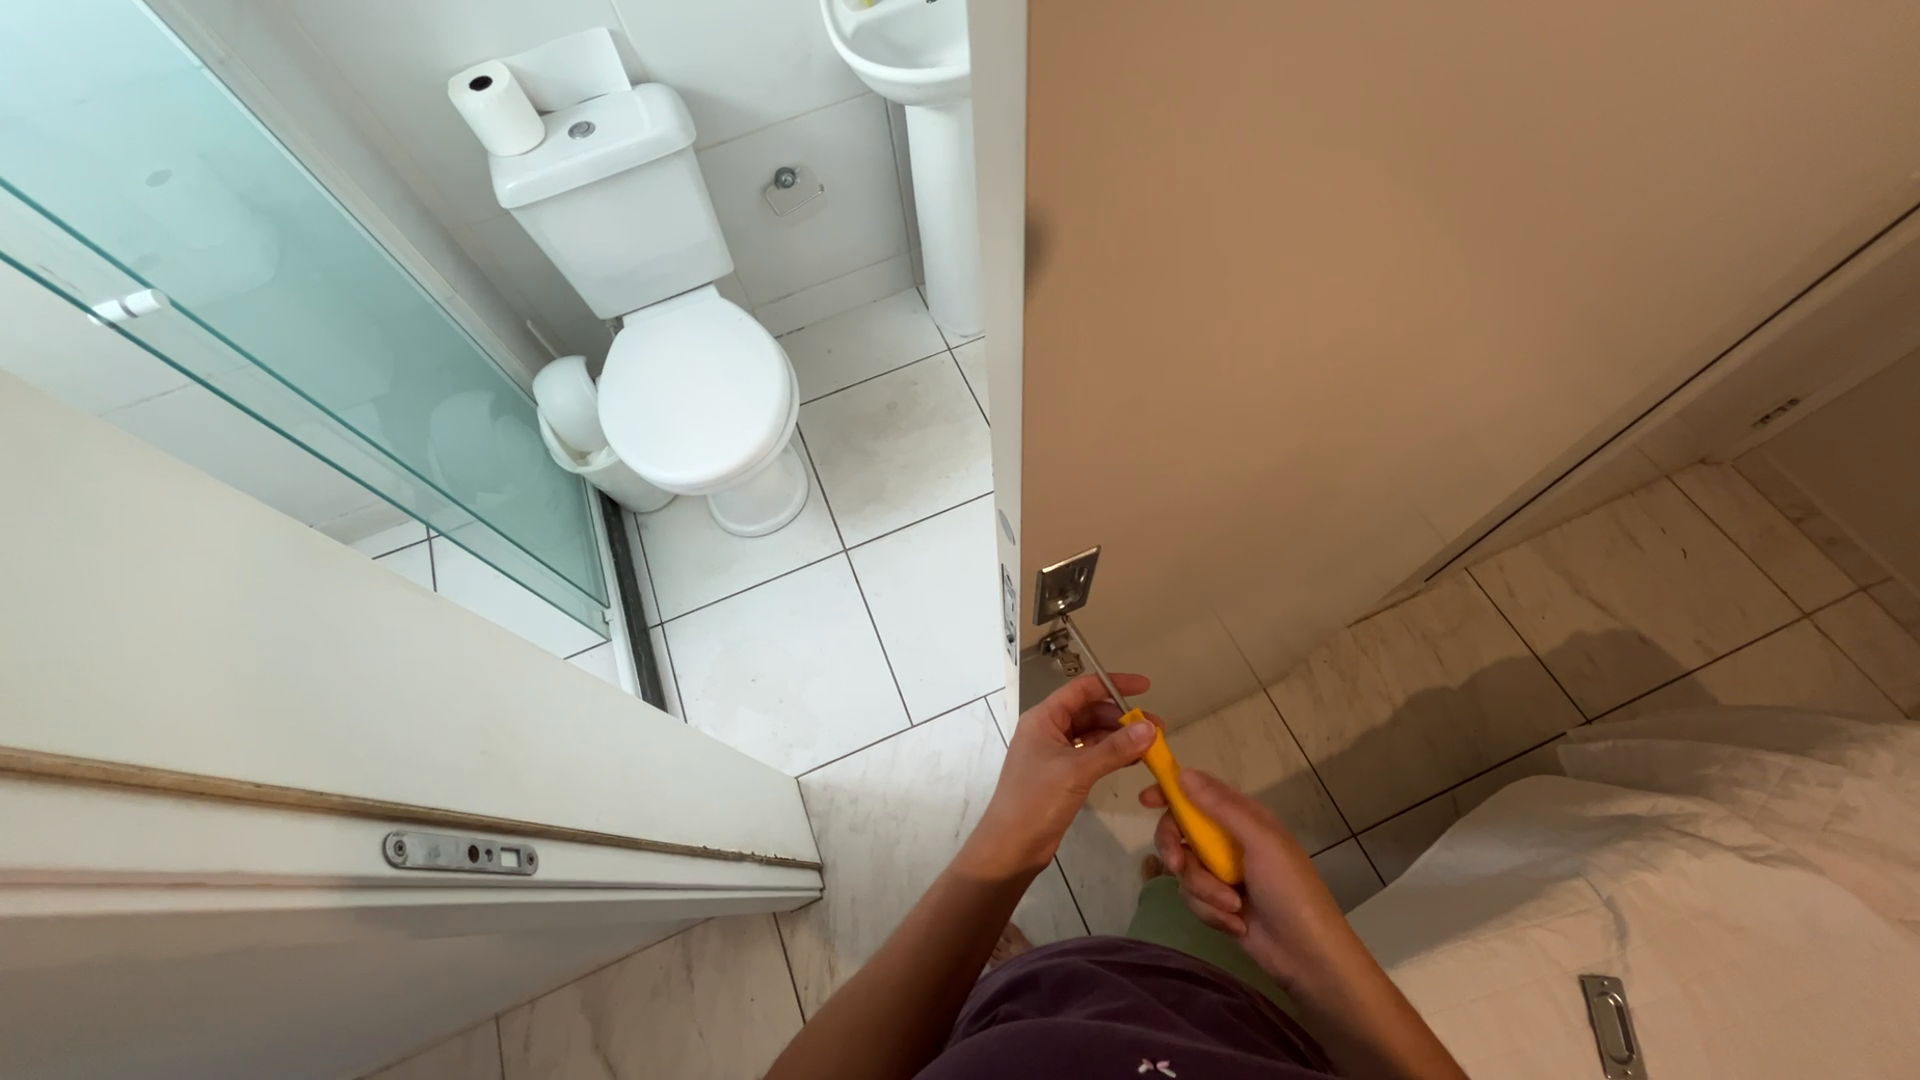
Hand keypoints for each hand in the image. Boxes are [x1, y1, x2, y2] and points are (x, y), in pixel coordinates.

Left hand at [958, 673, 1161, 879]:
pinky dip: (1112, 755)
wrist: (1012, 845)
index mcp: (1043, 718)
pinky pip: (1091, 754)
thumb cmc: (1036, 800)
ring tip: (1151, 746)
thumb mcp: (1077, 771)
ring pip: (1092, 734)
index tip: (1145, 687)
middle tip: (1156, 728)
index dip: (1113, 684)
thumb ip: (1115, 748)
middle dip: (1122, 717)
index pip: (1082, 689)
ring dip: (1120, 737)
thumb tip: (1149, 727)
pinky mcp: (1062, 774)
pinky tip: (1134, 760)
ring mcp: (1054, 753)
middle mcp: (1048, 729)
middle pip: (1089, 711)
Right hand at [1142, 769, 1353, 982]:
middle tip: (1176, 865)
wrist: (1308, 957)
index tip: (1145, 800)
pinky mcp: (1215, 901)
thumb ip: (1221, 807)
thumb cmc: (1291, 890)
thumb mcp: (1260, 842)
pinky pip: (1190, 897)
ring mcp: (1219, 872)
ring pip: (1182, 868)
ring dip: (1203, 890)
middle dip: (1175, 849)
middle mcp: (1226, 840)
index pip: (1197, 791)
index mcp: (1241, 817)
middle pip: (1178, 830)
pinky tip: (1235, 923)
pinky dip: (1210, 911)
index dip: (1170, 790)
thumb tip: (1183, 773)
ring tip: (1233, 906)